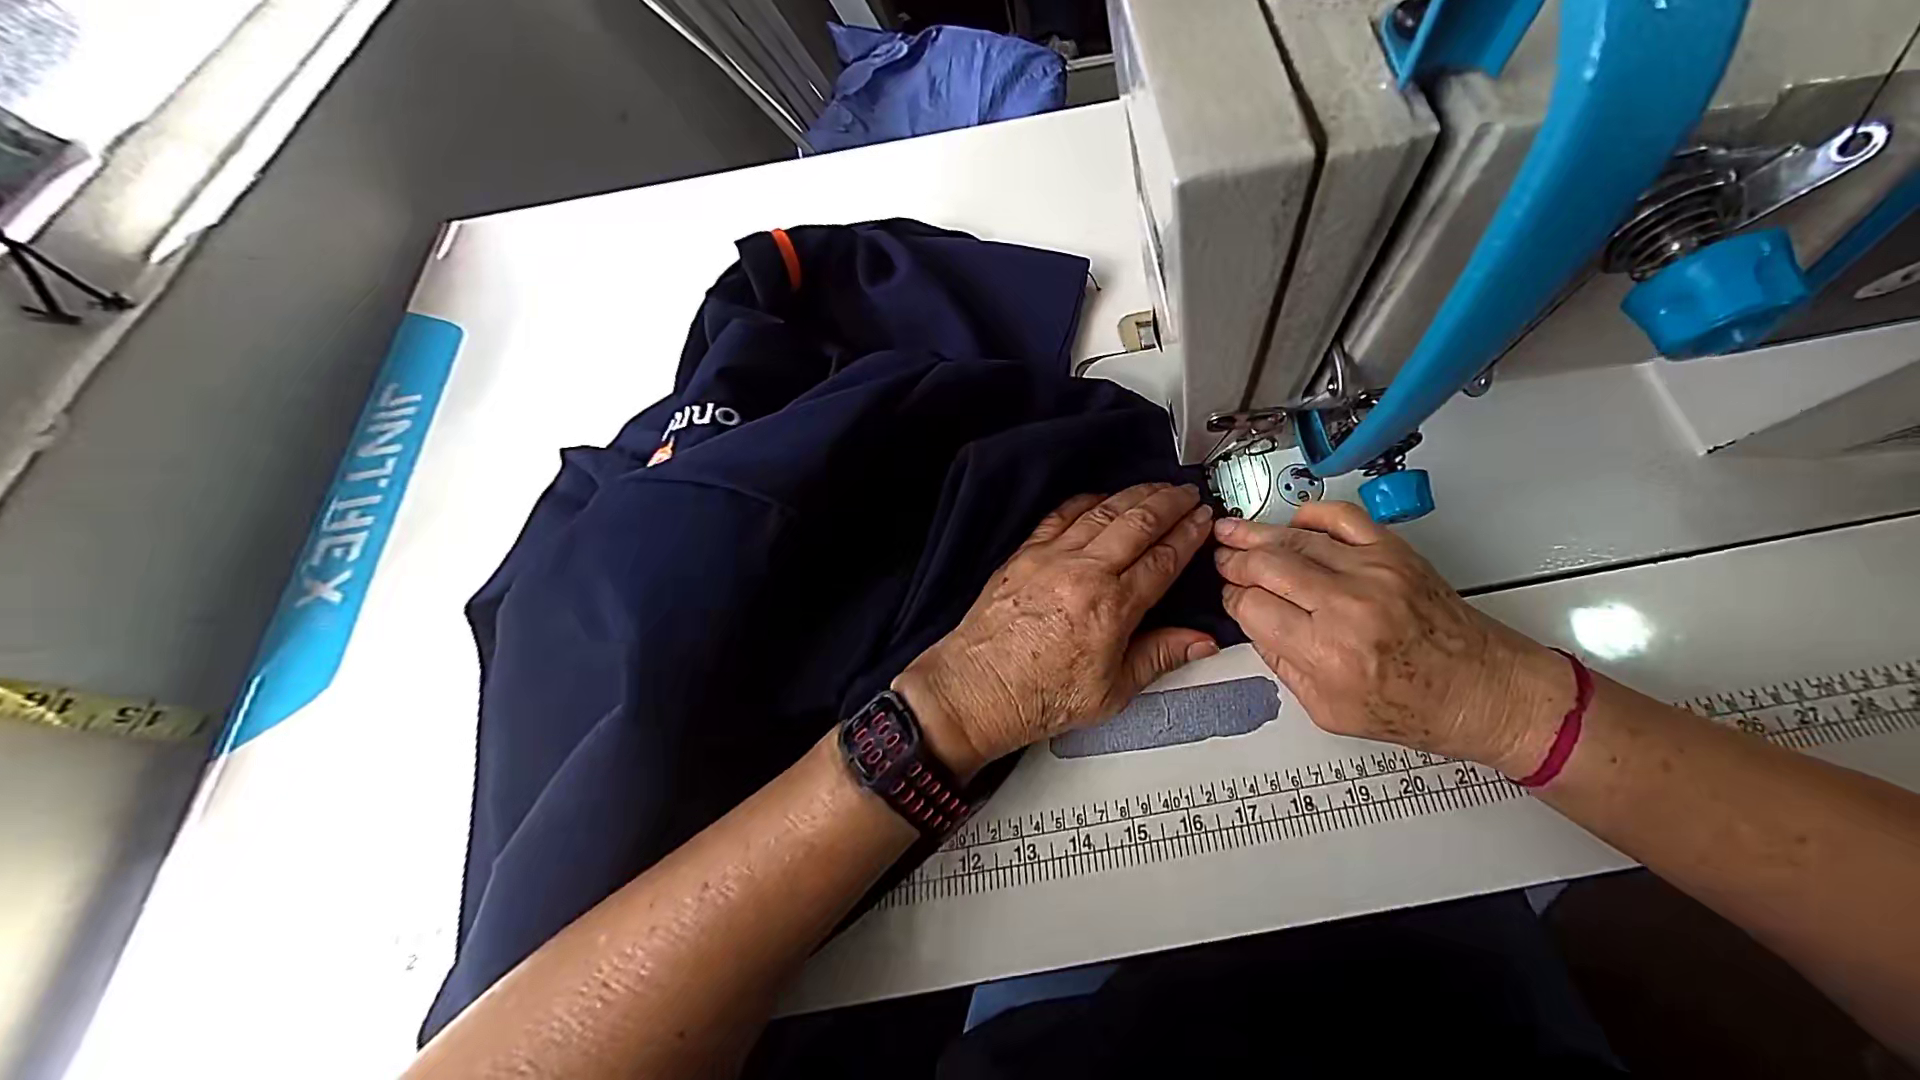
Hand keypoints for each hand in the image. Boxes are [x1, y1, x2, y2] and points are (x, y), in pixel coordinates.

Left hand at [896, 483, 1220, 779]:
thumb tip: (1199, 641)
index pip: (1162, 559)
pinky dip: (1086, 502)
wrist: (976, 690)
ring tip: (1156, 489)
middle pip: (1137, 523)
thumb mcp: (1111, 692)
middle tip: (1188, 495)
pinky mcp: (1024, 555)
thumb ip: (1159, 657)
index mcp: (1110, 609)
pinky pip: (1060, 515)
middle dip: (1170, 504)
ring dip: (1134, 495)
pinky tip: (1101, 498)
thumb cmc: (1035, 697)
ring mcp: (1049, 559)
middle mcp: (1081, 574)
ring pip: (1102, 512)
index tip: (1203, 522)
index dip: (1188, 536)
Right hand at [1212, 502, 1569, 774]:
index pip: (1251, 606)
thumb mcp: (1325, 709)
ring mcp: (1373, 573)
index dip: (1232, 600)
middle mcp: (1348, 606)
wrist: (1483, 691)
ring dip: (1256, 534)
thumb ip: (1281, 662)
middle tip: (1221, 559)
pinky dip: (1309, 515)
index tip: (1231, 598)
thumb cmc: (1414, 706)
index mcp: (1326, 652)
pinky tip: (1291, 524)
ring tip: (1232, 531)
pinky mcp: (1394, 554)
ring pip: (1294, 538)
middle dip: (1234, 561)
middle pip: (1265, 565)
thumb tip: (1253, 621)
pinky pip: (1339, 517)